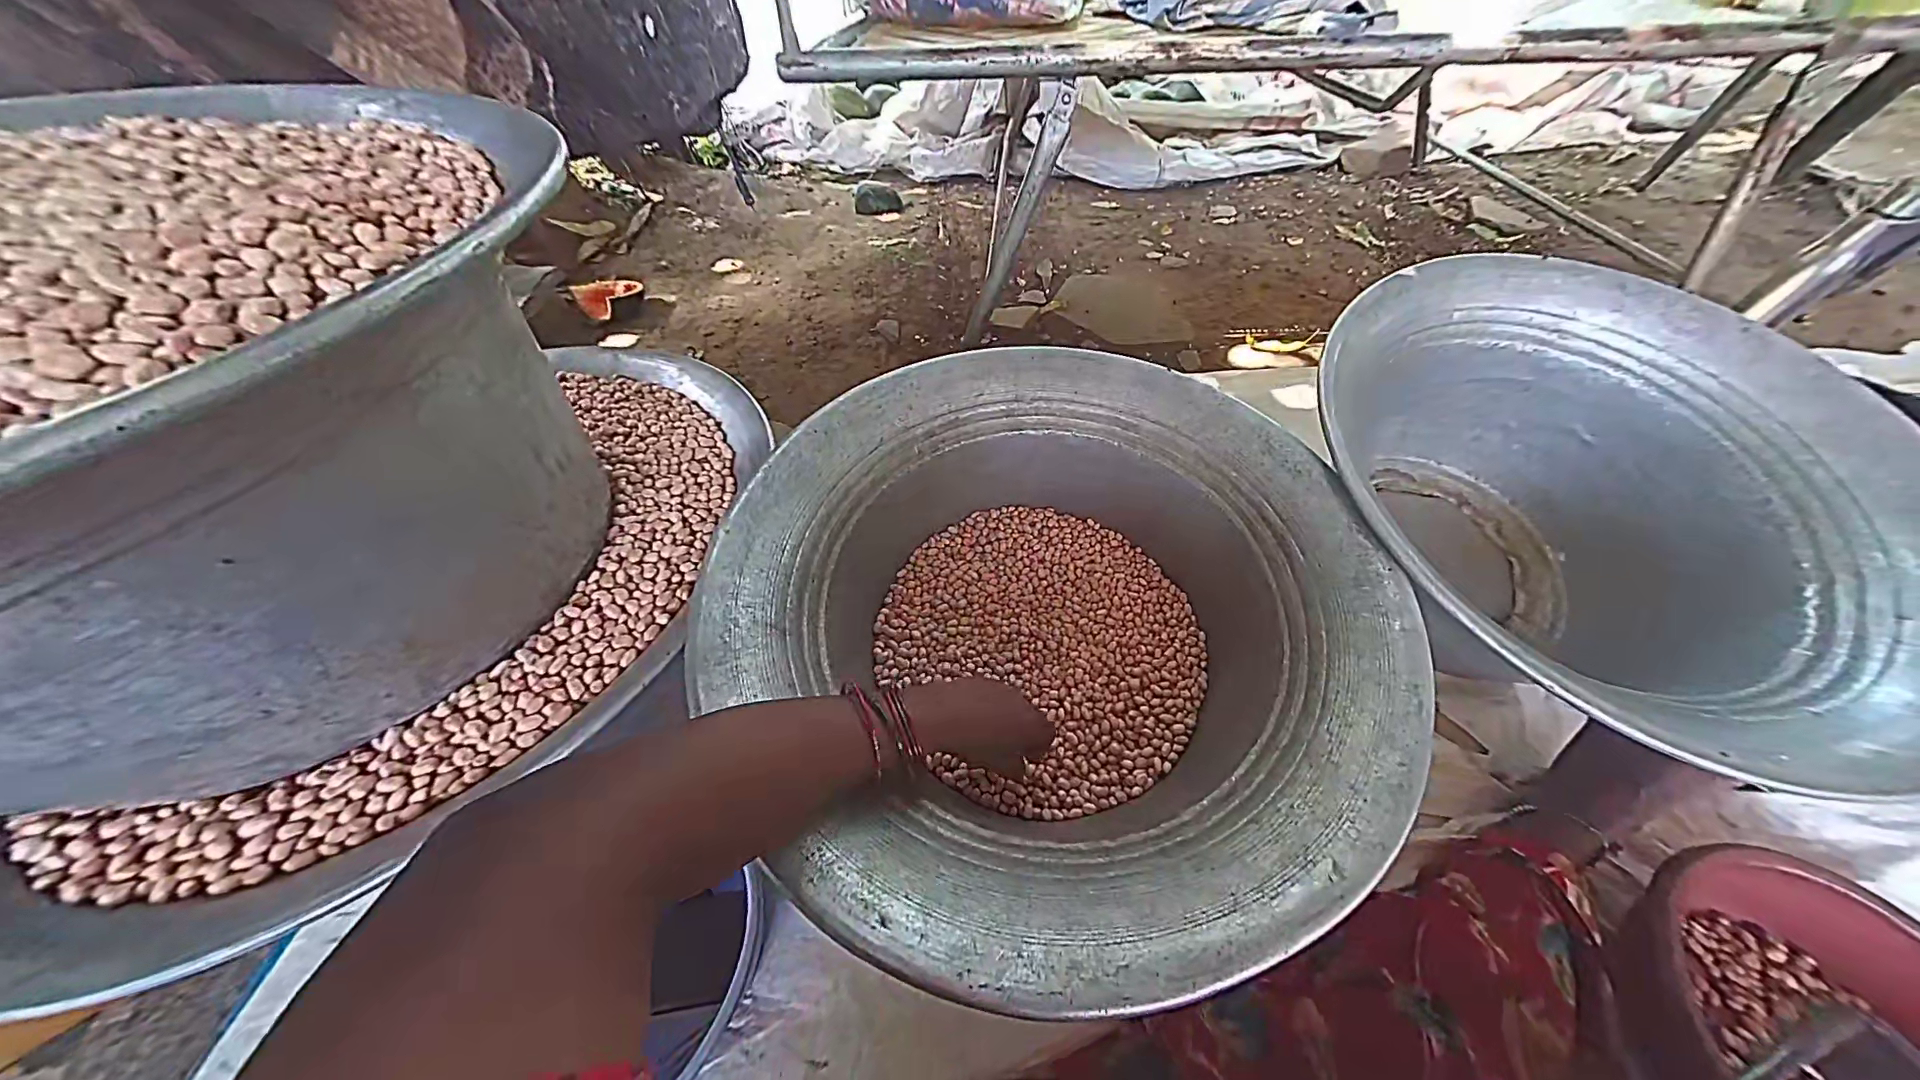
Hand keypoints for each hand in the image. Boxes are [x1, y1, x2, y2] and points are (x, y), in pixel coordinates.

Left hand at [897, 678, 1053, 775]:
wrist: (944, 713)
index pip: (1048, 735)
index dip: (1038, 747)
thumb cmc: (977, 744)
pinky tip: (971, 718)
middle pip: (1031, 716)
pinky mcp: (983, 680)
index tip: (1028, 756)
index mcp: (1034, 725)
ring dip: (1005, 716)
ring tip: (986, 732)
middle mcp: (1023, 702)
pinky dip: (987, 705)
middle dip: (1023, 730)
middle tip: (1008, 746)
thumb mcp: (999, 765)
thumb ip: (1015, 768)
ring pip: (1011, 704)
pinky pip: (992, 695)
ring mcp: (1002, 688)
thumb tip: (1019, 769)